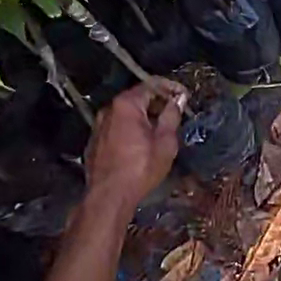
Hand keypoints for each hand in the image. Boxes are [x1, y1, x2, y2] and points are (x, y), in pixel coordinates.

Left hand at [81, 79, 186, 222]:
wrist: (108, 196)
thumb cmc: (140, 168)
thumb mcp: (165, 142)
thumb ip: (172, 116)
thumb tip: (178, 100)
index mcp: (126, 105)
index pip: (151, 84)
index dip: (171, 87)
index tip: (184, 96)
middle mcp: (109, 110)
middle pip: (137, 97)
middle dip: (158, 102)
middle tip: (175, 112)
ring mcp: (99, 125)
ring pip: (126, 113)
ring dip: (144, 116)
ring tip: (161, 128)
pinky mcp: (95, 141)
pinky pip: (117, 126)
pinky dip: (131, 127)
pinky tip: (141, 142)